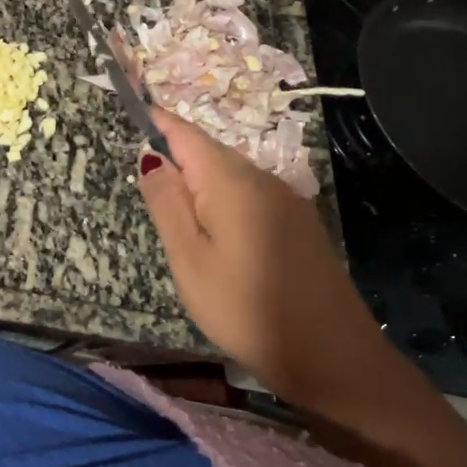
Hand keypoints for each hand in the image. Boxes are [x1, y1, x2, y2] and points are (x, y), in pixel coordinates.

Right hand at [136, 109, 388, 406]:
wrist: (337, 363)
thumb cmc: (247, 311)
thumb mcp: (190, 260)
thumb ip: (166, 203)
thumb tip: (150, 156)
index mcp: (232, 182)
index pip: (185, 133)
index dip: (155, 119)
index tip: (128, 104)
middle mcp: (263, 180)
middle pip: (209, 151)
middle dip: (175, 155)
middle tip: (145, 186)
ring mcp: (287, 202)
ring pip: (230, 175)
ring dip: (198, 183)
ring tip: (176, 220)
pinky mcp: (300, 226)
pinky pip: (250, 196)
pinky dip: (222, 201)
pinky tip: (215, 236)